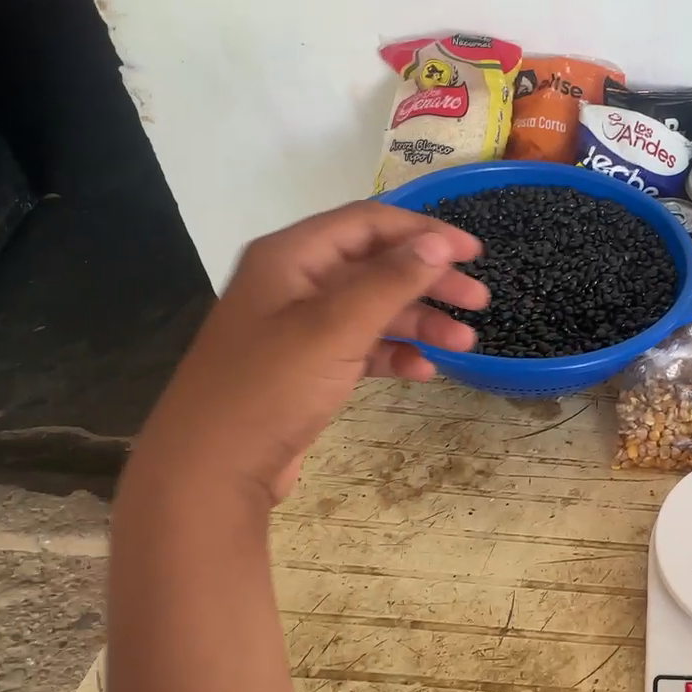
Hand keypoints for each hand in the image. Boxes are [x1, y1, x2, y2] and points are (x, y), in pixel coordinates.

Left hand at [125, 201, 486, 507]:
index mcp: (292, 257)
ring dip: (420, 323)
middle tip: (478, 302)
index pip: (368, 224)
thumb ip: (390, 281)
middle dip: (429, 282)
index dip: (424, 232)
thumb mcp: (335, 327)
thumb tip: (437, 243)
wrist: (213, 467)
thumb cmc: (270, 387)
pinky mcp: (309, 367)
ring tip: (463, 345)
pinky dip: (395, 354)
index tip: (475, 253)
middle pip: (377, 266)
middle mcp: (296, 283)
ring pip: (375, 310)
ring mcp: (301, 327)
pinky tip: (422, 372)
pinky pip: (363, 347)